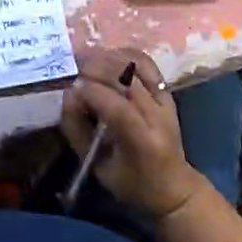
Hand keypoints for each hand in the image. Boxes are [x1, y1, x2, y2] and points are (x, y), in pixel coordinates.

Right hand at [60, 50, 208, 220]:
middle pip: (129, 80)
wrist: (173, 186)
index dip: (93, 93)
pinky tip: (108, 59)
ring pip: (137, 65)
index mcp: (143, 144)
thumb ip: (78, 131)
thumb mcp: (97, 167)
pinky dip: (125, 55)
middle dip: (97, 69)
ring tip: (88, 61)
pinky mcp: (167, 92)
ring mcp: (166, 101)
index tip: (72, 88)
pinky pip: (146, 63)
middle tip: (75, 70)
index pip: (119, 109)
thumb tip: (68, 94)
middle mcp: (158, 117)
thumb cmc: (131, 183)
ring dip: (109, 58)